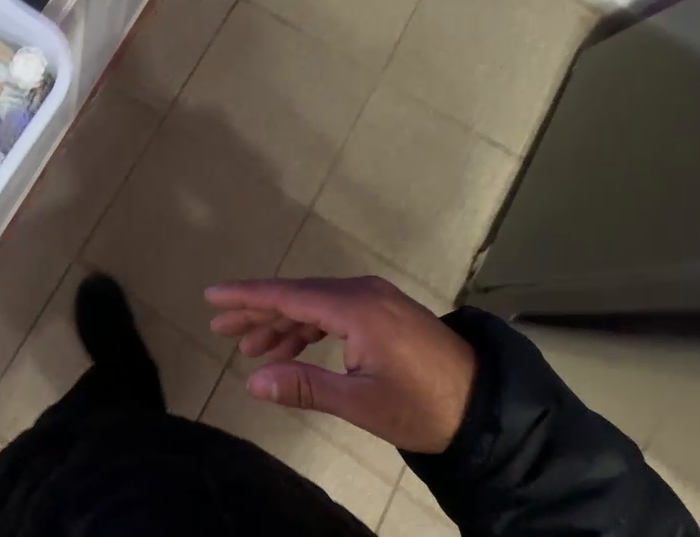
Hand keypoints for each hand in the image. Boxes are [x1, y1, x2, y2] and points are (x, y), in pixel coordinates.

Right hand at [205, 275, 474, 453]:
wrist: (488, 408)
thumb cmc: (424, 407)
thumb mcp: (362, 403)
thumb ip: (305, 386)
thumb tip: (252, 381)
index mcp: (354, 307)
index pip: (286, 295)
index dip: (246, 297)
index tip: (212, 296)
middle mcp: (360, 292)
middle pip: (295, 296)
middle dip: (257, 313)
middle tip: (221, 328)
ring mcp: (374, 298)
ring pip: (313, 304)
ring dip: (282, 325)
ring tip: (251, 349)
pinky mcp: (383, 311)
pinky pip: (333, 311)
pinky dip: (308, 329)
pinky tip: (291, 351)